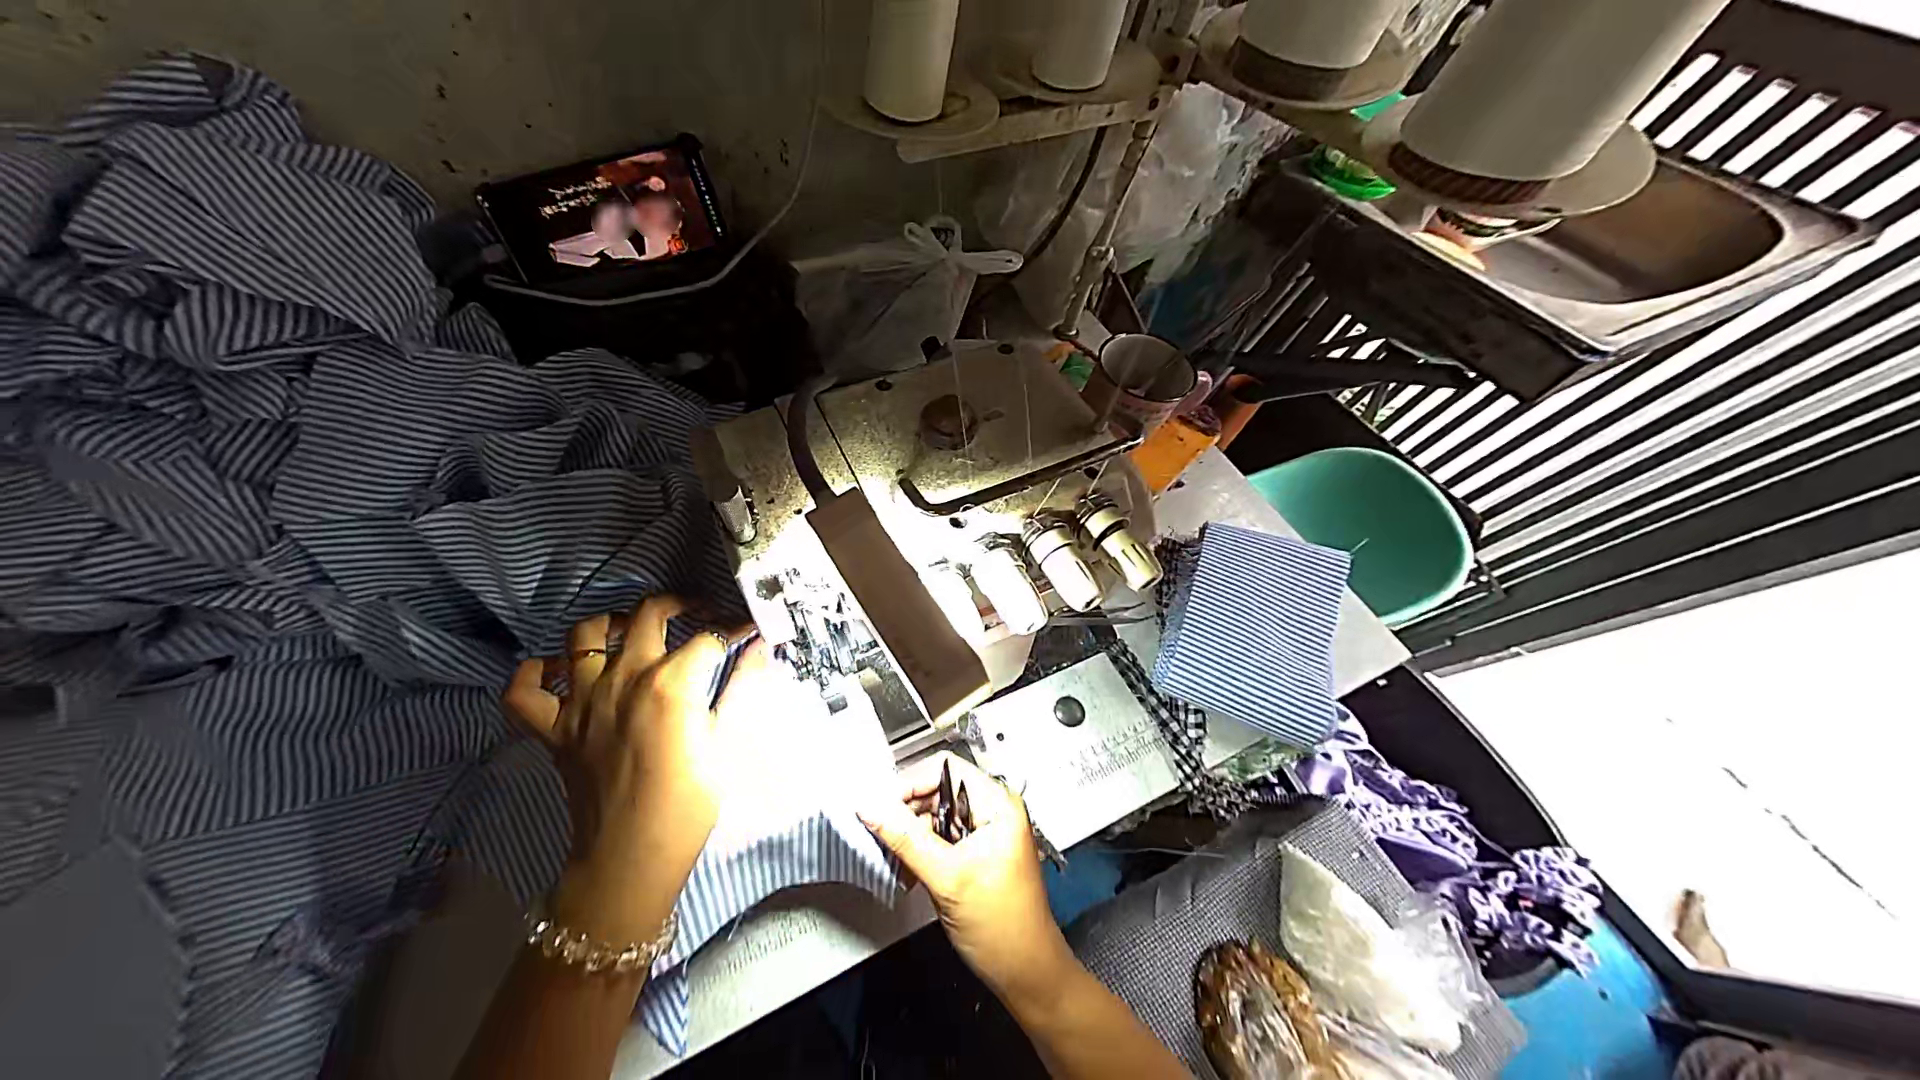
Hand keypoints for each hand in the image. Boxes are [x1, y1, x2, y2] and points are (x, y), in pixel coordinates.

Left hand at [503, 596, 763, 944]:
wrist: (631, 859)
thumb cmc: (689, 804)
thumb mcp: (725, 741)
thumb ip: (741, 686)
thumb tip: (760, 646)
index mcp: (670, 684)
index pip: (707, 638)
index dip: (732, 631)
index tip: (747, 632)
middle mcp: (623, 680)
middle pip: (648, 615)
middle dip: (680, 604)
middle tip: (698, 614)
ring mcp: (581, 703)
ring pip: (582, 635)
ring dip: (610, 624)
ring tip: (632, 631)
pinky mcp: (552, 730)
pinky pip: (524, 689)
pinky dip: (536, 672)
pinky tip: (561, 670)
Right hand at [857, 753, 1073, 1004]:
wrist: (1026, 972)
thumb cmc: (1006, 928)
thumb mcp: (947, 877)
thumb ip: (906, 838)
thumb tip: (873, 808)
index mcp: (998, 804)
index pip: (945, 768)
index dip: (910, 783)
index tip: (883, 805)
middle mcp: (994, 811)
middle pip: (938, 789)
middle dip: (909, 811)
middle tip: (885, 832)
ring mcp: (986, 831)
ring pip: (936, 814)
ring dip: (913, 832)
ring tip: (900, 856)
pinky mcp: (976, 851)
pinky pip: (941, 835)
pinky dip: (922, 848)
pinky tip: (913, 868)